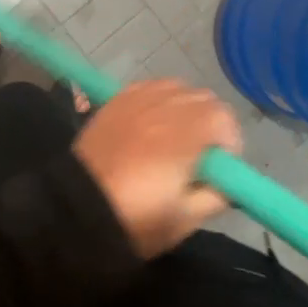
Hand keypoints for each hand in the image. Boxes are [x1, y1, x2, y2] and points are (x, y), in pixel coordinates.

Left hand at [73, 79, 242, 258]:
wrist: (77, 209)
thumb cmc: (136, 217)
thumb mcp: (186, 219)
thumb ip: (217, 195)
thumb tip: (227, 182)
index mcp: (185, 133)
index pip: (224, 117)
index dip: (229, 143)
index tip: (219, 170)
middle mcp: (164, 105)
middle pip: (203, 98)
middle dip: (211, 124)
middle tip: (200, 157)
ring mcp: (138, 98)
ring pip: (177, 88)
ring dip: (186, 109)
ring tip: (175, 140)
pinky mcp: (117, 99)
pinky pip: (150, 87)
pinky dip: (160, 101)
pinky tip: (151, 126)